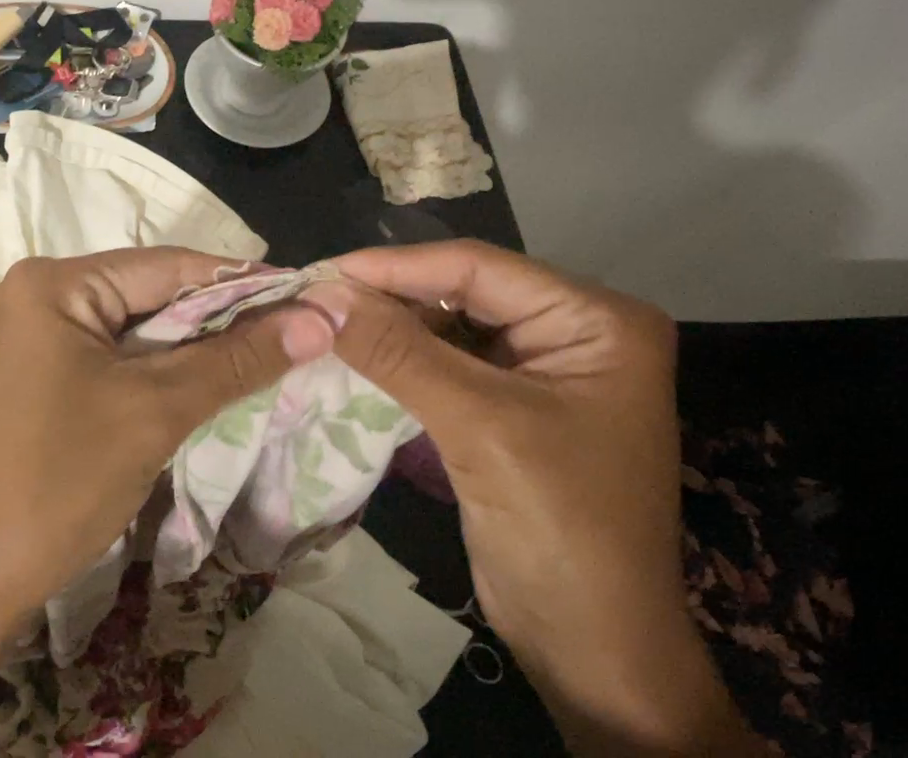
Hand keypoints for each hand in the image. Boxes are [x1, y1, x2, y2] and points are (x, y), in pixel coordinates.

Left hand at [0, 247, 335, 757]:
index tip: (316, 300)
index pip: (169, 265)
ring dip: (194, 351)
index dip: (245, 283)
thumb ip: (236, 359)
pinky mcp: (34, 379)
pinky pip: (109, 361)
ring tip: (268, 365)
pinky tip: (205, 391)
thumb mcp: (155, 411)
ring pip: (133, 332)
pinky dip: (157, 374)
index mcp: (52, 283)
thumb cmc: (57, 483)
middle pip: (150, 295)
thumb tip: (321, 316)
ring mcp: (30, 339)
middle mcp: (35, 296)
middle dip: (222, 321)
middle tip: (301, 339)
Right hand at [308, 240, 759, 756]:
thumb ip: (397, 351)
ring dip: (388, 328)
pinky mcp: (513, 406)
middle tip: (312, 298)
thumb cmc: (558, 524)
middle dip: (388, 296)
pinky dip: (400, 361)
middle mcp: (574, 331)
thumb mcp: (477, 426)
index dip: (394, 267)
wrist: (591, 641)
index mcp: (596, 320)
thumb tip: (319, 294)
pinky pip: (448, 364)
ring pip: (449, 326)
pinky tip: (353, 357)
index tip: (318, 271)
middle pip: (463, 291)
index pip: (478, 267)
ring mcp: (543, 370)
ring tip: (321, 322)